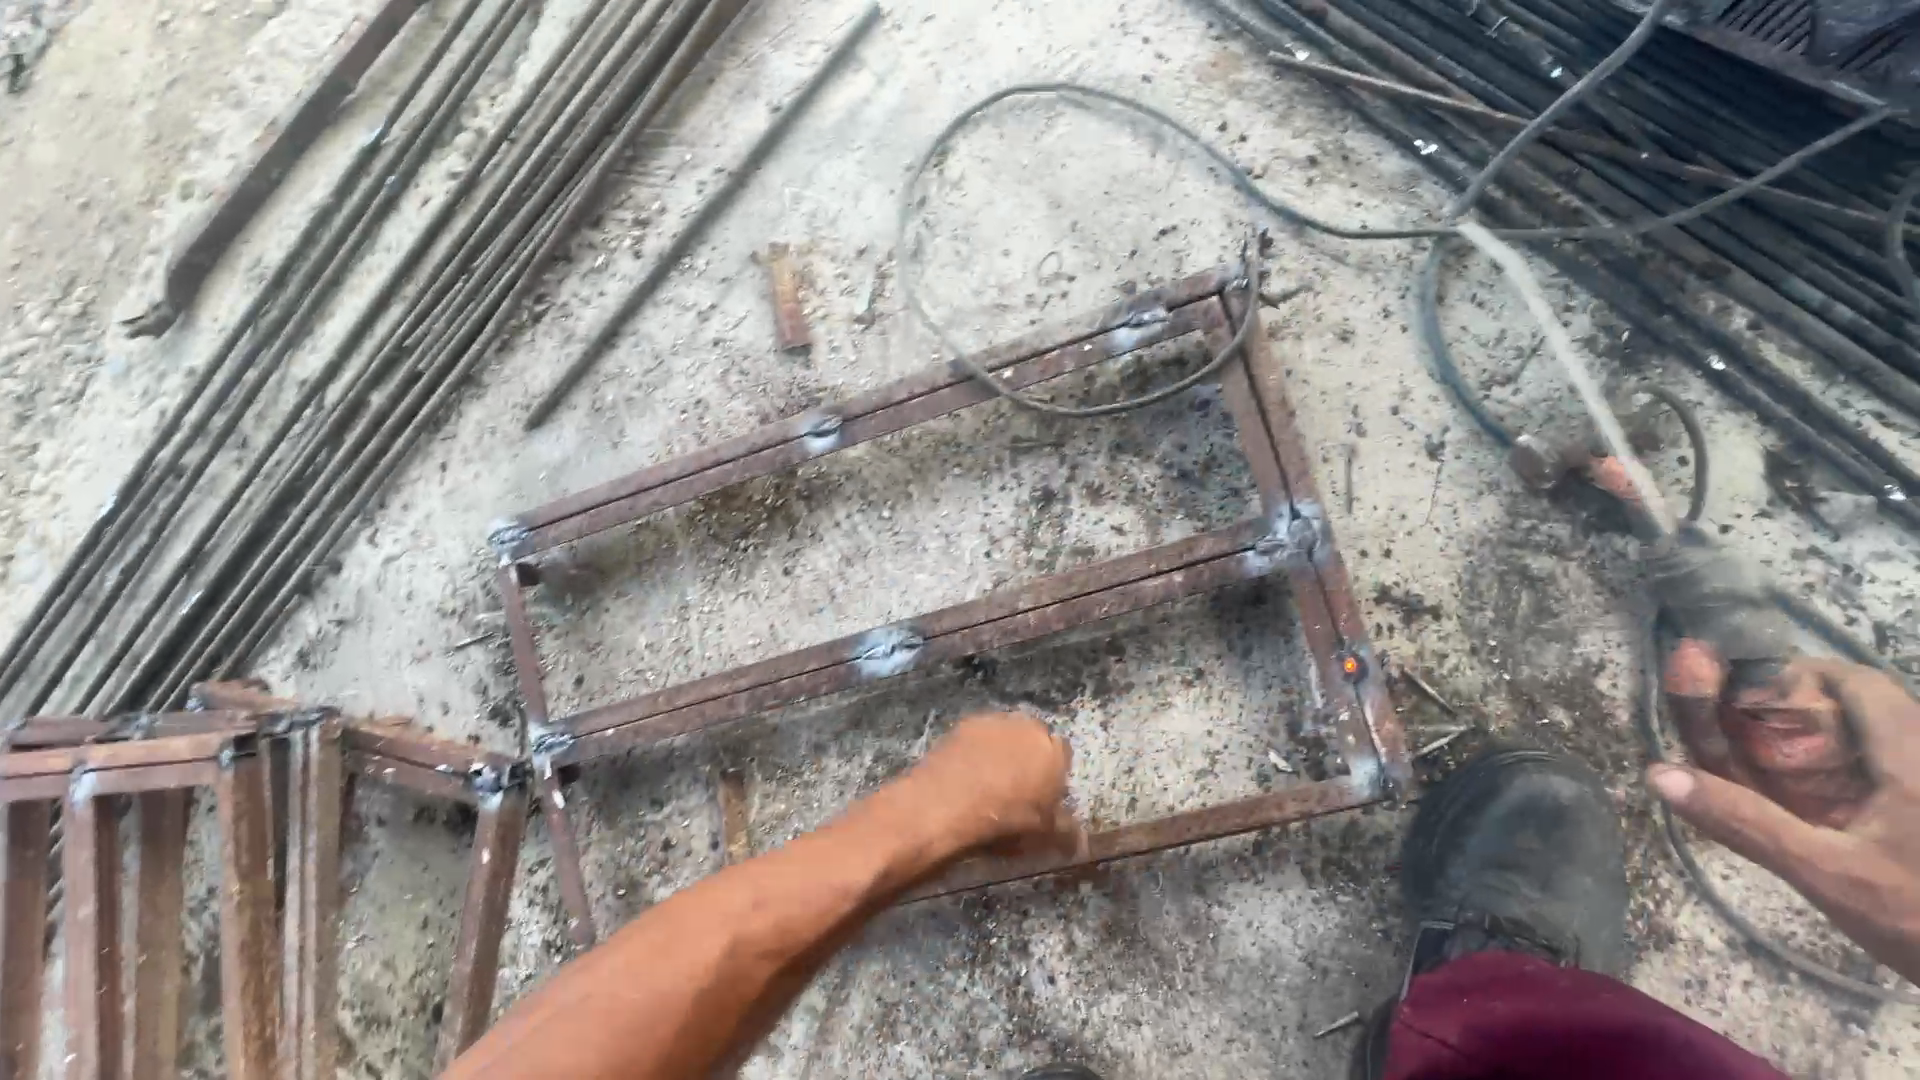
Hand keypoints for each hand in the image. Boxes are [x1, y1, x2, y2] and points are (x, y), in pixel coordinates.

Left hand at [901, 711, 1081, 856]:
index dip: (1054, 776)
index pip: (1064, 757)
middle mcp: (1028, 726)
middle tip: (1016, 788)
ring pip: (1006, 735)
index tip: (1042, 796)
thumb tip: (1081, 842)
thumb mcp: (1044, 835)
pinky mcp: (965, 722)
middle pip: (1034, 740)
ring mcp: (995, 720)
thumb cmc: (1005, 820)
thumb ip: (1067, 833)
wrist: (946, 802)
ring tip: (987, 781)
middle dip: (1029, 759)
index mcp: (1054, 751)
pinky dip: (976, 750)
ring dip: (1002, 751)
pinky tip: (966, 771)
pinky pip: (979, 736)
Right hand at [1649, 659, 1919, 983]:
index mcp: (1912, 764)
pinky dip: (1849, 773)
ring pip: (1884, 743)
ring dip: (1824, 742)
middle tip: (1747, 730)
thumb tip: (1657, 774)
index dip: (1799, 672)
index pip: (1860, 684)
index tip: (1742, 687)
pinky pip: (1891, 775)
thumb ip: (1745, 823)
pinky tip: (1824, 804)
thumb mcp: (1828, 875)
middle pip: (1871, 710)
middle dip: (1803, 710)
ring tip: (1773, 764)